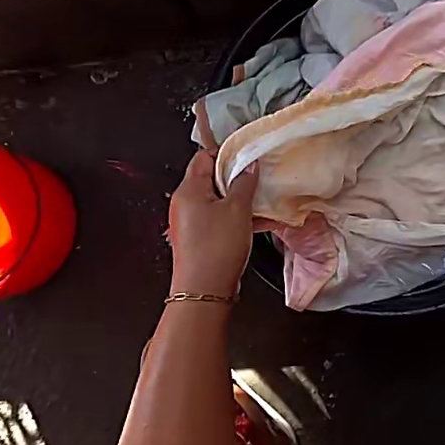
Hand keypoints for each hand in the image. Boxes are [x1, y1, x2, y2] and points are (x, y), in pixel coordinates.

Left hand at [167, 150, 259, 297]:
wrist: (205, 291)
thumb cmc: (216, 248)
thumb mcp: (238, 209)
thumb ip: (244, 182)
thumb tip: (249, 167)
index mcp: (188, 190)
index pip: (204, 157)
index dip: (226, 153)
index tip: (247, 156)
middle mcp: (184, 203)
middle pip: (210, 178)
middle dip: (235, 177)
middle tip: (256, 179)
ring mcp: (190, 222)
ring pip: (217, 200)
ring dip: (238, 199)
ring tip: (259, 201)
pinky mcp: (198, 238)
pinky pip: (218, 218)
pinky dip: (235, 216)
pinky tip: (256, 222)